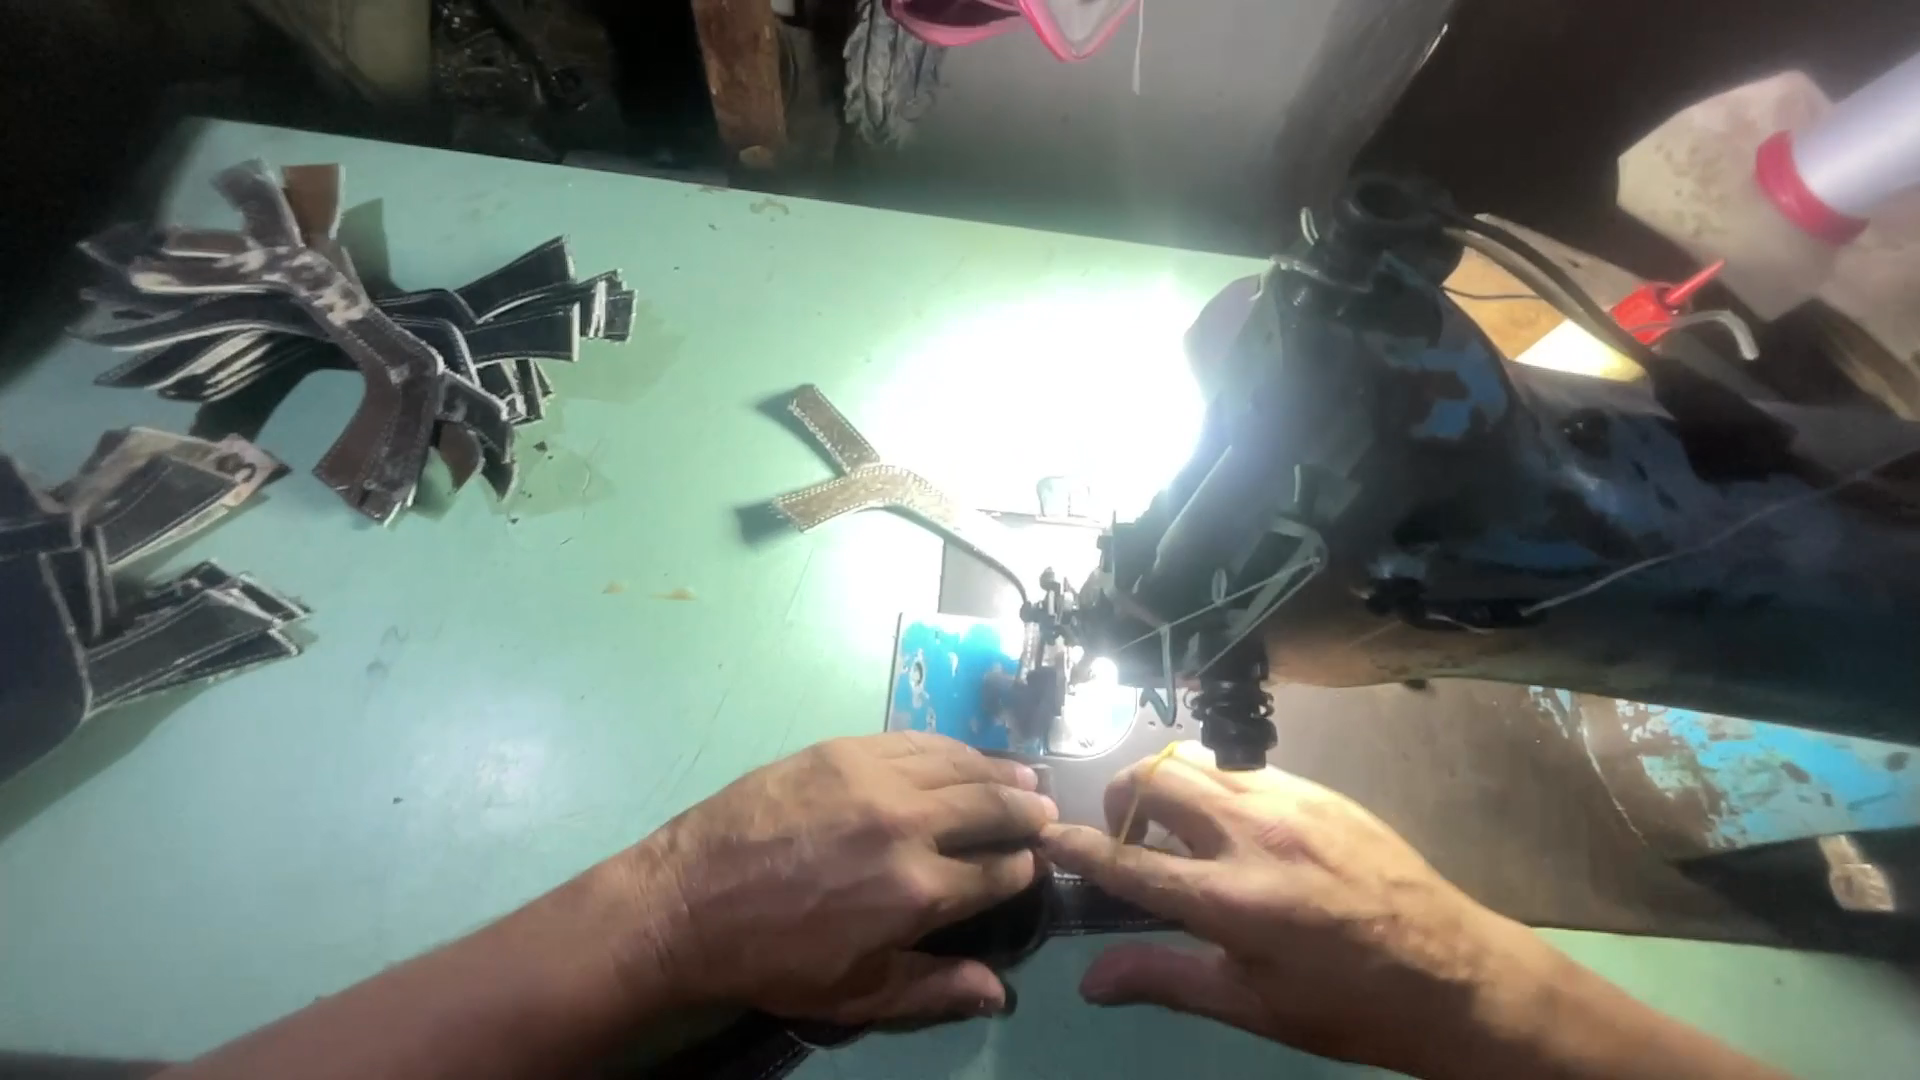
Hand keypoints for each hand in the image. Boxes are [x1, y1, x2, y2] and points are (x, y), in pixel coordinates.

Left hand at [621, 733, 1056, 1024]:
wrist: (691, 899)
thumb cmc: (773, 957)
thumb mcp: (855, 994)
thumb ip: (933, 989)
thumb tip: (999, 992)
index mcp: (918, 891)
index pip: (996, 872)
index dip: (1023, 867)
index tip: (1034, 861)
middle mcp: (909, 824)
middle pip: (990, 807)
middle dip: (1027, 811)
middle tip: (1046, 810)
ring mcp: (877, 777)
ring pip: (959, 764)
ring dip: (999, 771)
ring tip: (1023, 775)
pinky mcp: (846, 749)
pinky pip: (916, 740)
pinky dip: (951, 747)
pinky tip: (964, 752)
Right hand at [1040, 742, 1546, 1075]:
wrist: (1459, 974)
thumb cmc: (1349, 1005)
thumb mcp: (1253, 1007)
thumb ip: (1164, 980)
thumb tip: (1088, 982)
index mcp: (1233, 902)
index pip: (1130, 864)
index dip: (1079, 848)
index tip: (1048, 835)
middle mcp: (1250, 836)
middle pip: (1151, 779)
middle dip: (1119, 797)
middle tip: (1128, 831)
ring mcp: (1285, 801)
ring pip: (1191, 759)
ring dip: (1163, 783)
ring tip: (1177, 821)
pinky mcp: (1313, 786)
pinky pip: (1237, 765)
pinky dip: (1212, 784)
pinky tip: (1236, 823)